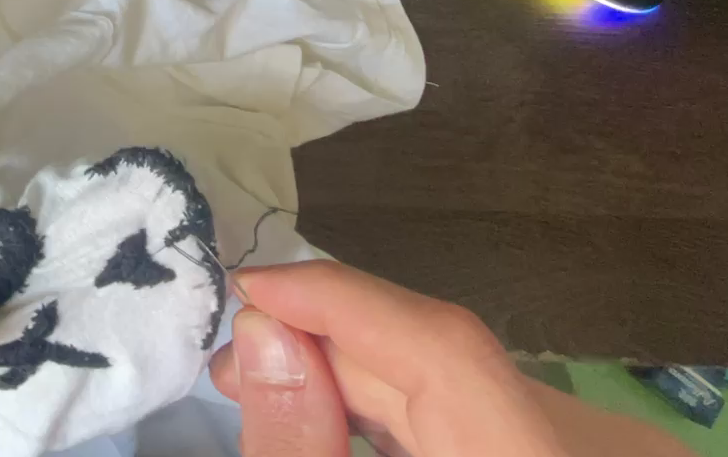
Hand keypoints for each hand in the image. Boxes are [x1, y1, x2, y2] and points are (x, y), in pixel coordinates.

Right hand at [209, 260, 693, 456]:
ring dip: (361, 376)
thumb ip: (296, 452)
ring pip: (464, 377)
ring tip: (283, 396)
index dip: (338, 301)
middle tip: (238, 367)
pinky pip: (488, 408)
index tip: (245, 288)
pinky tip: (353, 425)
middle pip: (446, 361)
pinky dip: (408, 409)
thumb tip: (262, 329)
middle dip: (328, 346)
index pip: (446, 352)